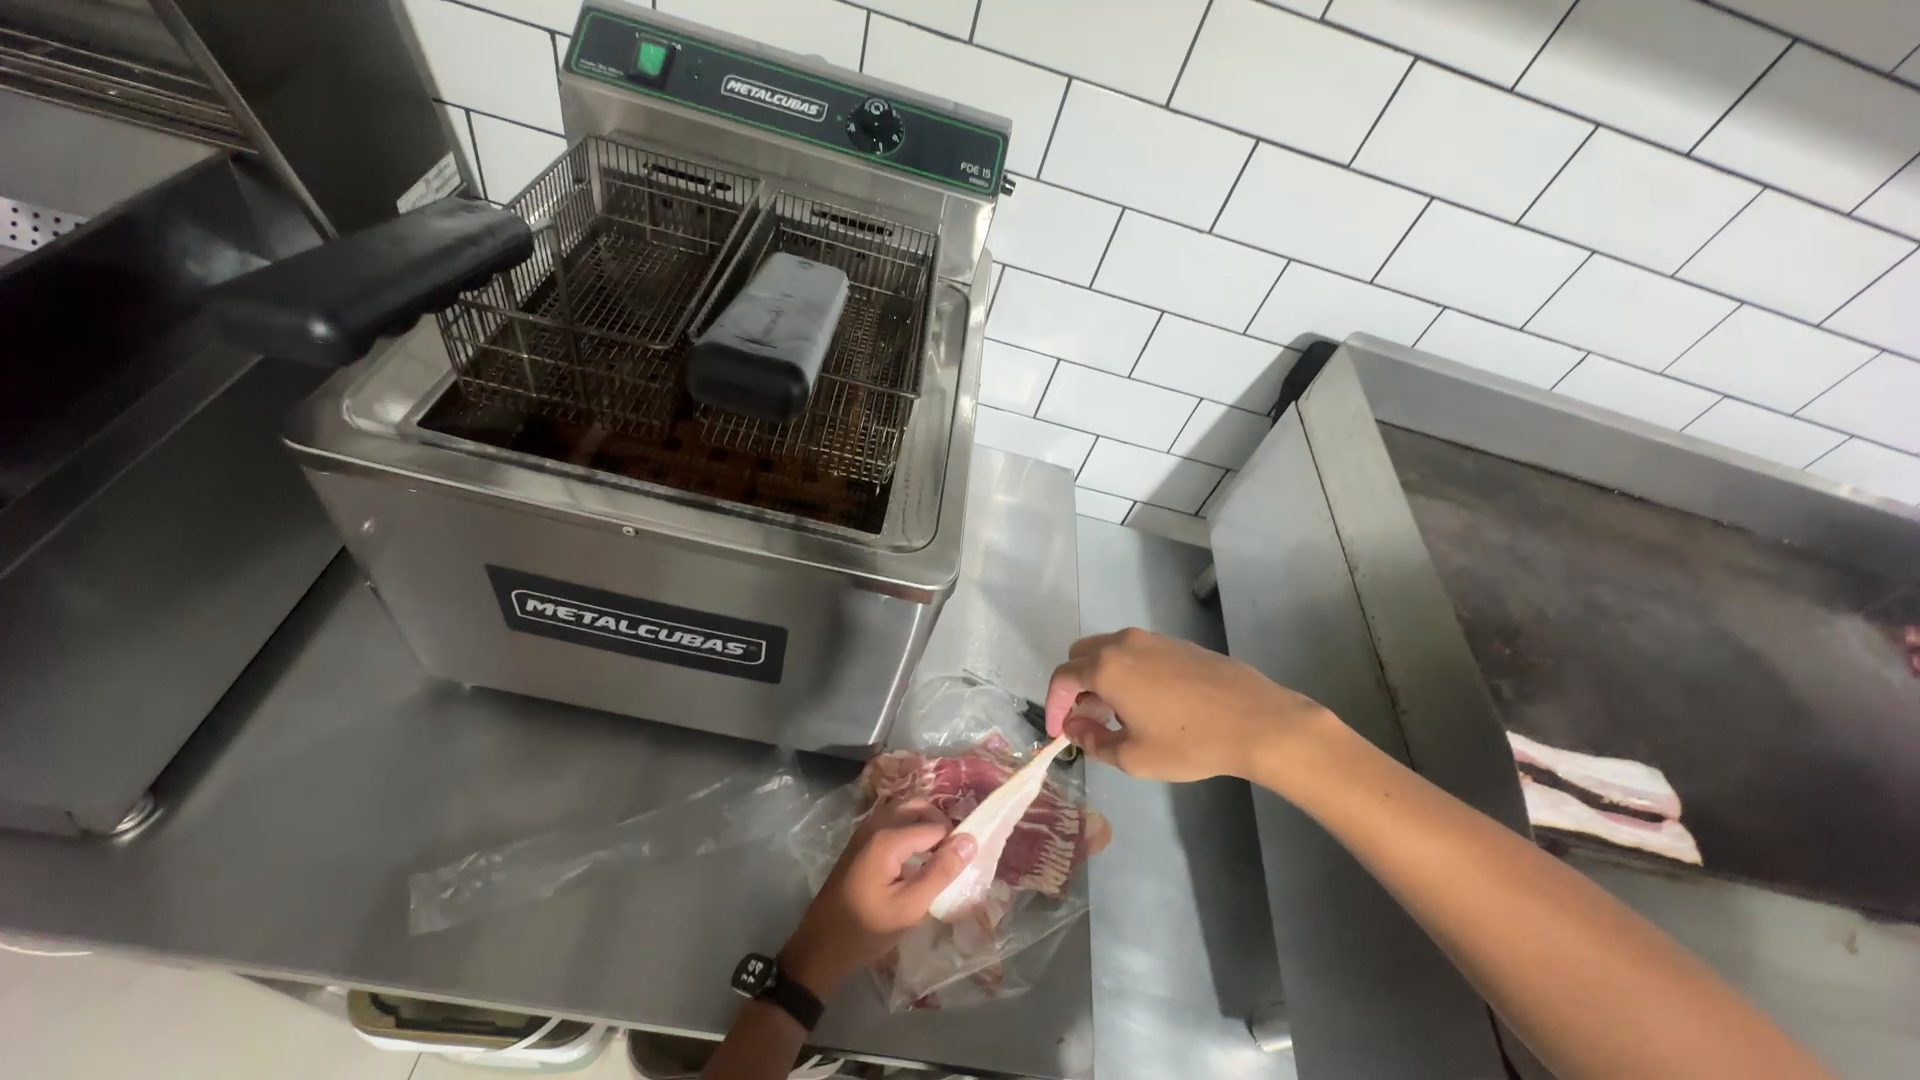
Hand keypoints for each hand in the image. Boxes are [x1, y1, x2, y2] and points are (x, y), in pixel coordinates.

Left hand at [779, 799, 976, 994]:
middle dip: (940, 823)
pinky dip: (909, 830)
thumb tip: (970, 840)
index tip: (963, 865)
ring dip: (924, 824)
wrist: (820, 946)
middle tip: (953, 855)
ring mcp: (864, 832)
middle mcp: (875, 825)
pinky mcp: (860, 843)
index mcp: (888, 839)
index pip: (935, 825)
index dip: (954, 841)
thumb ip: (941, 872)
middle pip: (918, 806)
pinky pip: (891, 822)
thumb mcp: (910, 907)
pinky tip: (916, 859)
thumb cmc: (866, 930)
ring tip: (938, 856)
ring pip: (903, 811)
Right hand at [1044, 627, 1334, 782]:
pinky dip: (1128, 671)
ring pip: (1111, 650)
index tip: (1059, 730)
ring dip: (1102, 677)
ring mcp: (1154, 639)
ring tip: (1117, 714)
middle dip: (1076, 686)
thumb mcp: (1133, 756)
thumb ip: (1093, 740)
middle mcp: (1125, 643)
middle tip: (1087, 719)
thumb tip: (1074, 727)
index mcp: (1107, 667)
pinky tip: (1149, 703)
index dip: (1053, 705)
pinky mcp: (1179, 644)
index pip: (1063, 677)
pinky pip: (1138, 652)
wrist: (1257, 721)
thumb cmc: (1189, 743)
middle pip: (1082, 655)